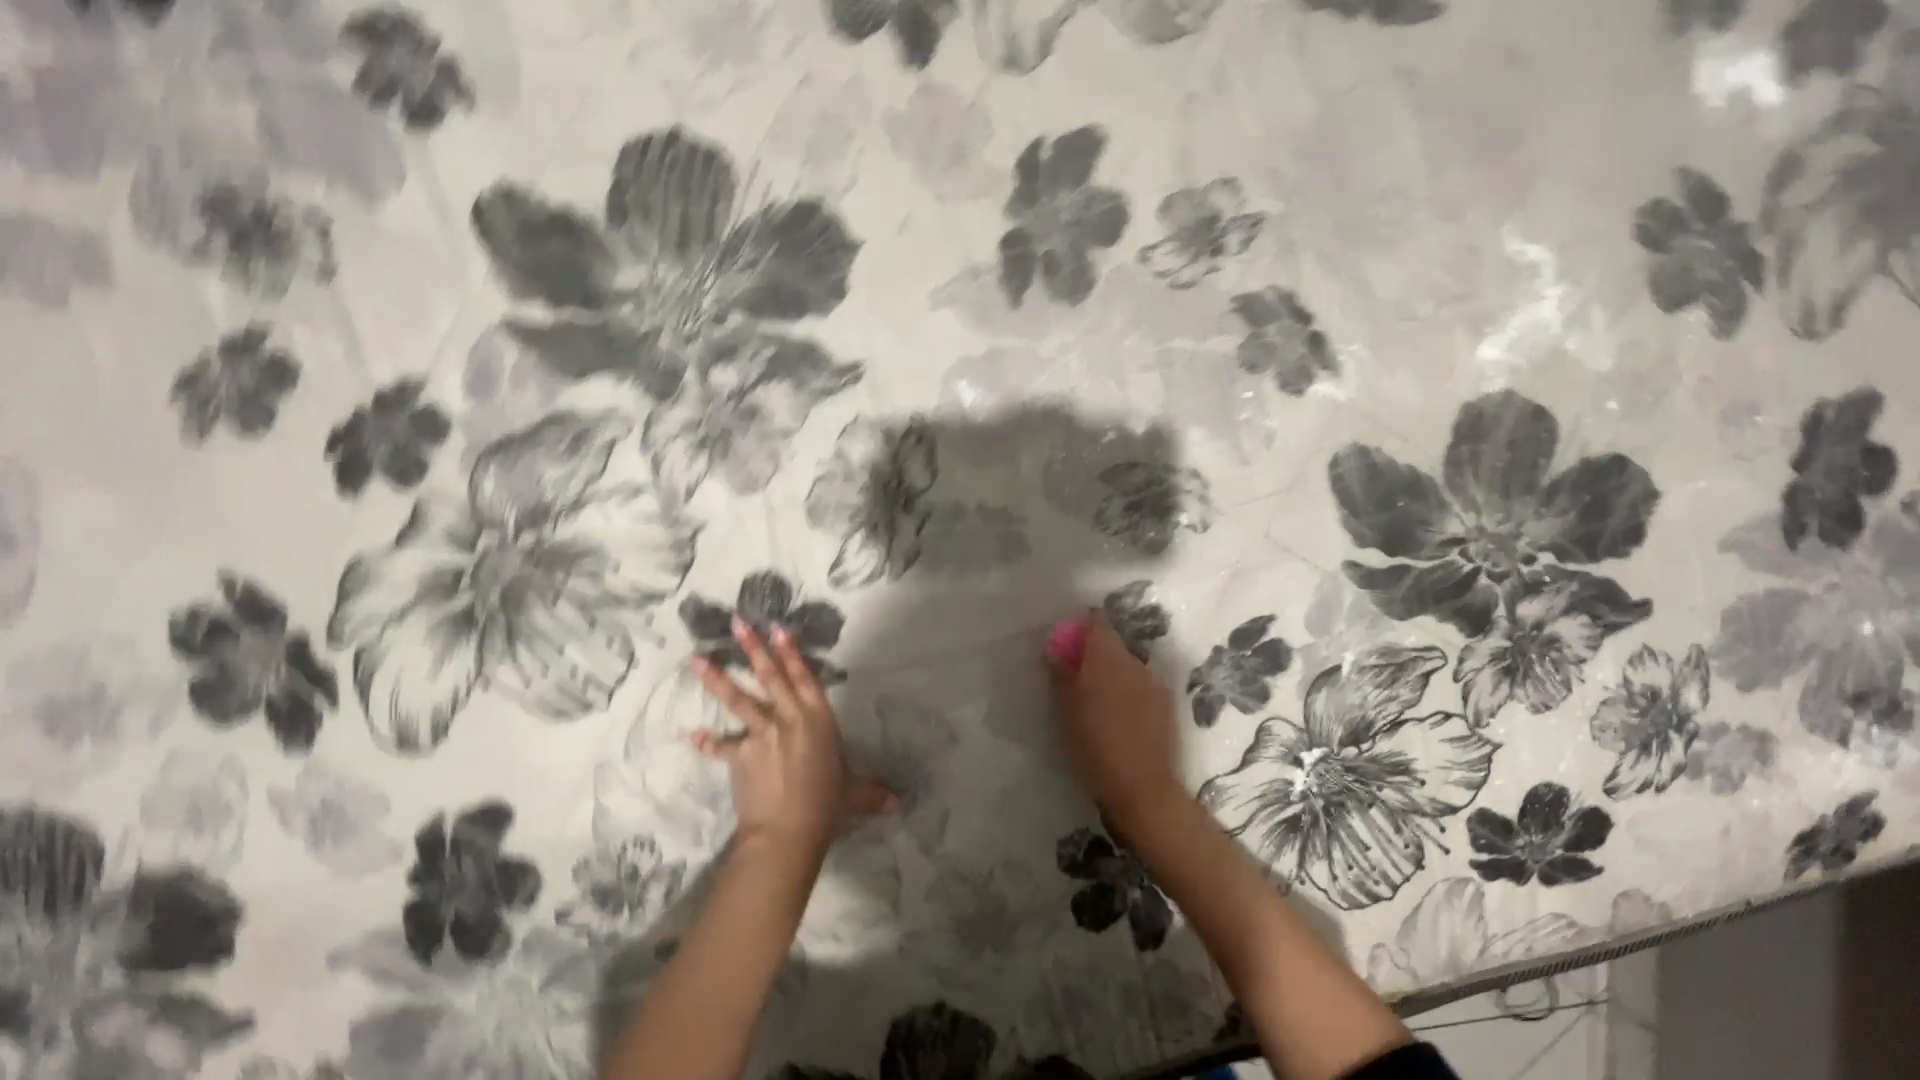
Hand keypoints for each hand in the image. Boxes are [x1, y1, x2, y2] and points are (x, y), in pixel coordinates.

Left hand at [691, 618, 896, 855]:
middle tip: (737, 622)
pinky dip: (707, 742)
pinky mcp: (739, 757)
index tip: (778, 628)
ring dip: (717, 678)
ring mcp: (761, 736)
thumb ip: (874, 792)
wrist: (788, 833)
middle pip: (770, 677)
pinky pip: (721, 747)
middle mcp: (789, 721)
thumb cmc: (827, 808)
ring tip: (697, 658)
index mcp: (819, 722)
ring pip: (738, 701)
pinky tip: (693, 735)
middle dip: (753, 648)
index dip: (792, 653)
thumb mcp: (856, 795)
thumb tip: (900, 801)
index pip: (805, 678)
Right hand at [1047, 613, 1186, 833]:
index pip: (1097, 624)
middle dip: (1096, 653)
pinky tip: (1122, 716)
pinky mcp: (1167, 703)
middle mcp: (1134, 663)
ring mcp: (1154, 683)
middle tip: (1078, 677)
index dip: (1082, 629)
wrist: (1143, 789)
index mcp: (1107, 660)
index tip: (1068, 644)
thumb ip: (1061, 676)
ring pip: (1129, 665)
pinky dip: (1129, 690)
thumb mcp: (1066, 713)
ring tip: (1100, 701)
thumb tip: (1055, 650)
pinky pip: (1143, 684)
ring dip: (1114, 673)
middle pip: (1114, 644)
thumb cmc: (1094, 750)